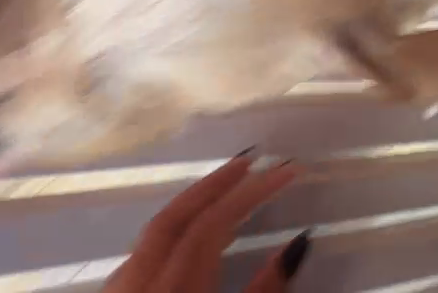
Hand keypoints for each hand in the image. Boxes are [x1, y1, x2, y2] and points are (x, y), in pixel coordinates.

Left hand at [105, 152, 306, 292]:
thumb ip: (266, 289)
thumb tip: (299, 241)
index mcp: (173, 287)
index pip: (212, 223)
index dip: (252, 191)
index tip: (289, 169)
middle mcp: (137, 284)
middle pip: (170, 220)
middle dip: (213, 184)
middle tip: (252, 158)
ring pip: (150, 236)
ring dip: (191, 205)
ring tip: (227, 188)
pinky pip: (139, 257)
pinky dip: (170, 232)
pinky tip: (190, 235)